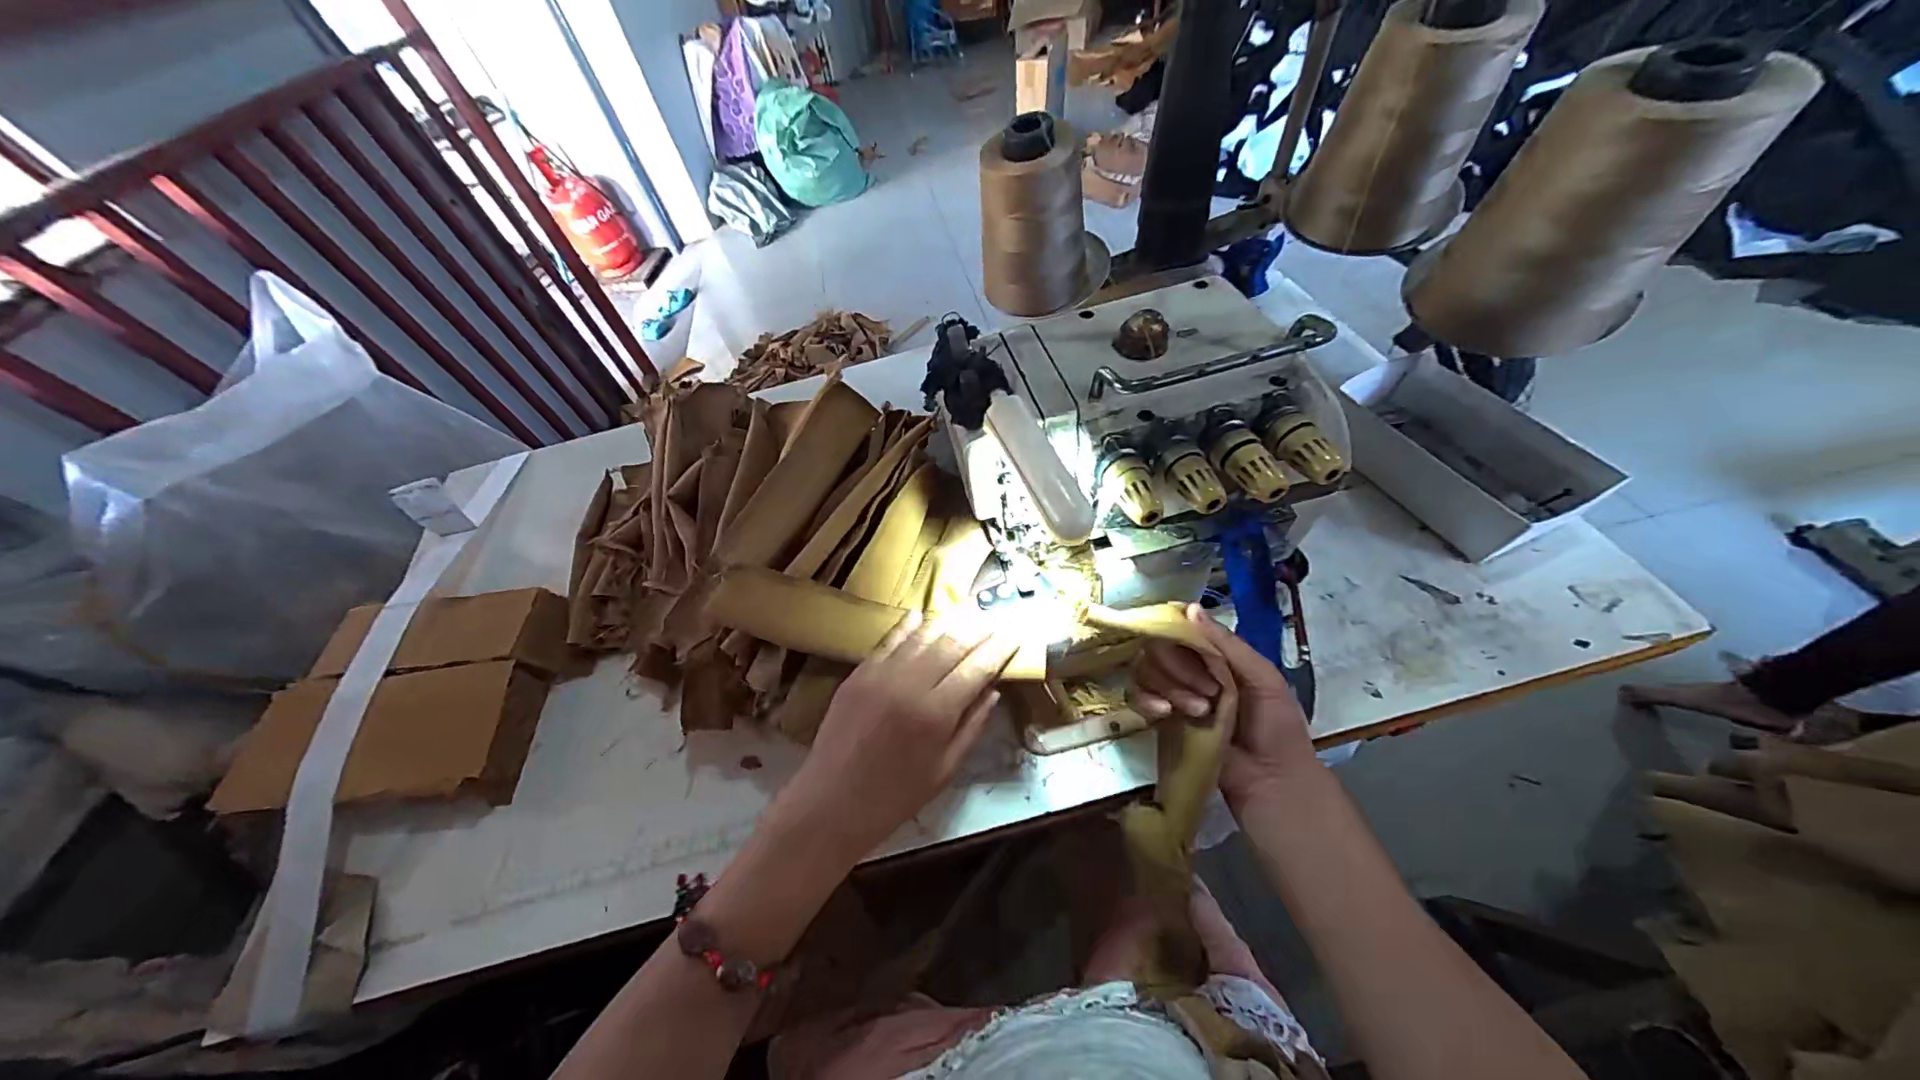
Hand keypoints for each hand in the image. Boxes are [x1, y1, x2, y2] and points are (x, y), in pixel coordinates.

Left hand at [774, 610, 1015, 860]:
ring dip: (947, 622)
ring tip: (966, 612)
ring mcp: (880, 675)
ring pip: (921, 637)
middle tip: (993, 620)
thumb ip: (972, 726)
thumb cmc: (895, 796)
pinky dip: (908, 627)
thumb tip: (992, 691)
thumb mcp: (945, 769)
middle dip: (977, 630)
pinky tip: (921, 615)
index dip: (998, 650)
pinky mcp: (858, 674)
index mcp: (936, 714)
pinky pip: (888, 642)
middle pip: (951, 645)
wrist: (832, 803)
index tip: (1013, 637)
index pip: (976, 669)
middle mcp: (910, 685)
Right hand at [1129, 604, 1318, 814]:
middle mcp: (1189, 669)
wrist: (1271, 780)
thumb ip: (1227, 645)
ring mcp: (1172, 694)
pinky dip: (1146, 700)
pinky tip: (1164, 713)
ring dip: (1169, 687)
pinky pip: (1136, 697)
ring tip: (1199, 712)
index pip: (1180, 629)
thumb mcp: (1263, 678)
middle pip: (1158, 648)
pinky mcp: (1159, 719)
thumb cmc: (1276, 727)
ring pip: (1145, 670)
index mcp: (1214, 655)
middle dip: (1179, 668)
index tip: (1185, 646)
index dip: (1178, 634)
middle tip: (1210, 693)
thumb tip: (1190, 608)